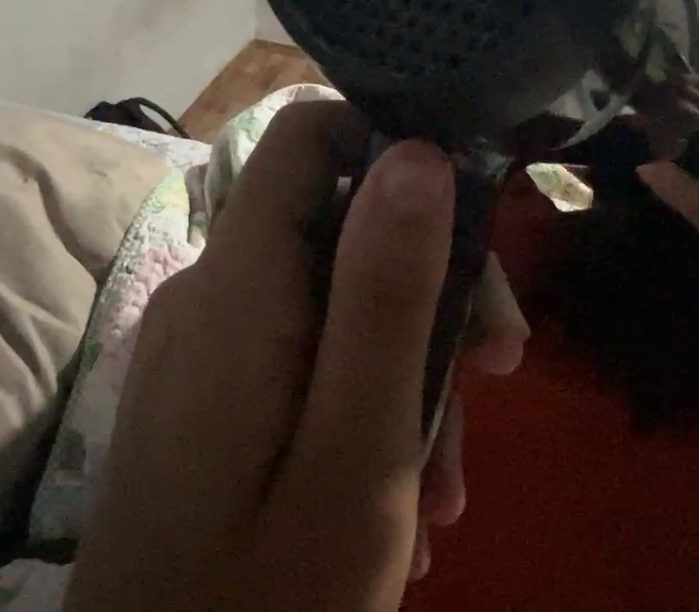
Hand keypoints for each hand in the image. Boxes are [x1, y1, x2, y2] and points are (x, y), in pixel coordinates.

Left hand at [66, 101, 522, 610]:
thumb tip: (417, 151)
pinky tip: (399, 489)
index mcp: (237, 285)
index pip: (308, 133)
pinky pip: (302, 353)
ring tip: (445, 480)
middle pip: (336, 221)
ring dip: (405, 362)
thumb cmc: (268, 602)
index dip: (392, 146)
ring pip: (330, 295)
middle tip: (496, 372)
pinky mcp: (206, 394)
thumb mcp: (357, 452)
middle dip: (428, 282)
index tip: (471, 218)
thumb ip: (385, 293)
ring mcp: (202, 345)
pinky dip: (362, 396)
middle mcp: (209, 292)